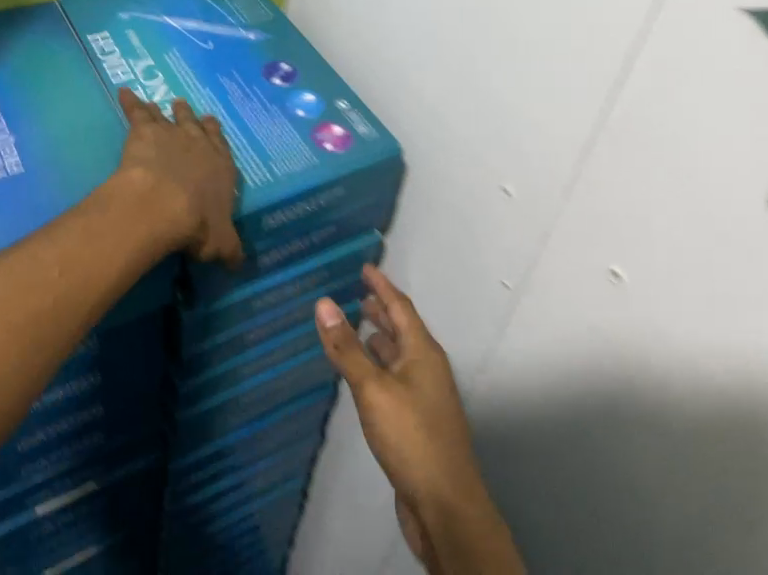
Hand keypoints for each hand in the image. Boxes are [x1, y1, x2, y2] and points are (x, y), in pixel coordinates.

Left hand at [114, 87, 241, 266]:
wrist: (165, 204)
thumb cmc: (198, 225)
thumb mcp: (221, 244)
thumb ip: (229, 250)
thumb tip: (238, 265)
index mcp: (222, 168)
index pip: (221, 147)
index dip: (216, 136)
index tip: (212, 125)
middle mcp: (200, 145)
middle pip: (196, 126)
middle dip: (192, 118)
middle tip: (185, 107)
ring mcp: (172, 135)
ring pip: (169, 117)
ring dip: (165, 110)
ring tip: (160, 103)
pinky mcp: (145, 132)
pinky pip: (137, 111)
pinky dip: (130, 101)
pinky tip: (122, 91)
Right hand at [316, 266, 523, 574]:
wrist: (444, 502)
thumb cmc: (411, 437)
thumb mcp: (373, 389)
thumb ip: (347, 348)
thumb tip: (323, 303)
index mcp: (423, 352)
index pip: (401, 307)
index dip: (382, 286)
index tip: (364, 266)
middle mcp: (427, 367)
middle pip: (402, 329)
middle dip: (380, 309)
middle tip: (354, 292)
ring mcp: (424, 395)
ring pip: (398, 355)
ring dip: (378, 338)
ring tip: (353, 325)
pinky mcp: (416, 420)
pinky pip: (393, 378)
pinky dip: (376, 365)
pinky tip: (360, 374)